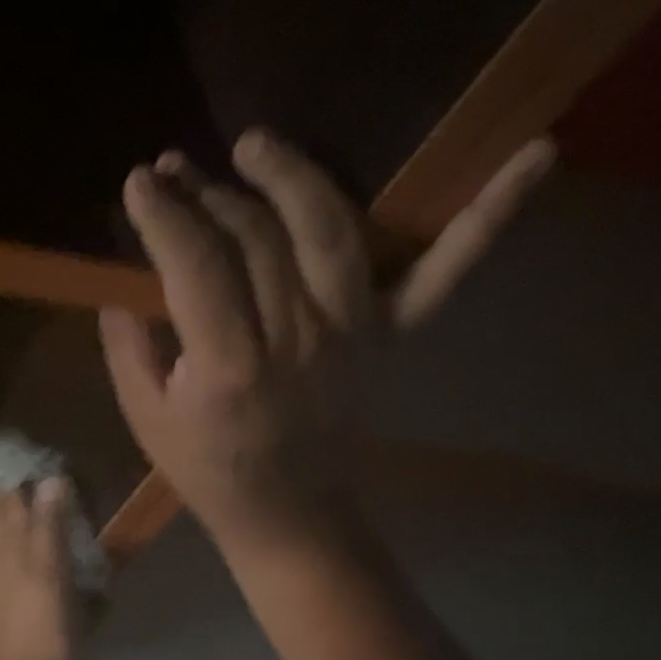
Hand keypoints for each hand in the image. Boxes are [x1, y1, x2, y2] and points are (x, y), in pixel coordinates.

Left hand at [0, 478, 79, 659]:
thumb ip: (49, 528)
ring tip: (11, 500)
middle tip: (22, 474)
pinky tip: (6, 545)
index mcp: (14, 547)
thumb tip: (50, 481)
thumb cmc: (44, 627)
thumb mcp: (53, 574)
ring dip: (3, 517)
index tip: (33, 459)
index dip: (21, 479)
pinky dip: (2, 542)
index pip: (13, 501)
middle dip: (9, 495)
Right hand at [100, 129, 553, 551]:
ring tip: (254, 144)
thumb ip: (128, 348)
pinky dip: (491, 214)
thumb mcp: (146, 418)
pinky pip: (445, 272)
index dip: (164, 216)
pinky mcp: (390, 334)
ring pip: (327, 229)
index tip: (140, 181)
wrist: (290, 515)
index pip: (193, 264)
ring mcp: (351, 330)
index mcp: (226, 364)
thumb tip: (122, 287)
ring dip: (292, 175)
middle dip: (208, 193)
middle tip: (175, 169)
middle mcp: (294, 336)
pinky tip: (539, 153)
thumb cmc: (209, 471)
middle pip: (253, 236)